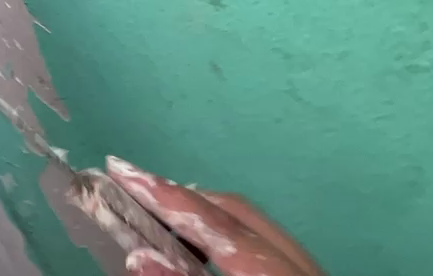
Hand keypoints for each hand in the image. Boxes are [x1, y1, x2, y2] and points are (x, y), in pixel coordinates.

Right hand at [105, 156, 325, 275]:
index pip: (218, 224)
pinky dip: (230, 237)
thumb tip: (137, 256)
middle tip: (131, 189)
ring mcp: (314, 270)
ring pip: (256, 226)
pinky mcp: (309, 275)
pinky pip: (268, 244)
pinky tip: (203, 253)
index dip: (165, 196)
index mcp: (280, 273)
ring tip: (160, 218)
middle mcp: (305, 266)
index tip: (118, 168)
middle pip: (240, 212)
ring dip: (205, 216)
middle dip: (183, 197)